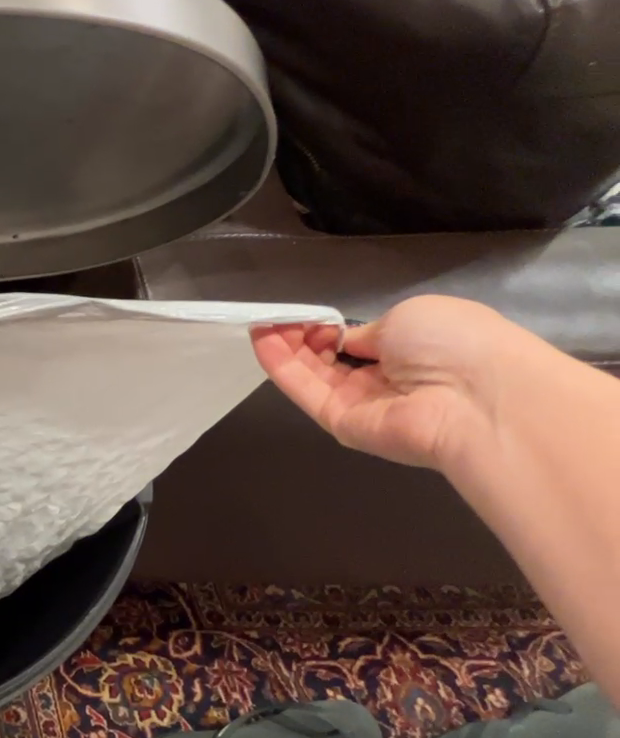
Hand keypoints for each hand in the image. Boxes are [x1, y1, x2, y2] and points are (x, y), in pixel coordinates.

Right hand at [252, 295, 538, 471]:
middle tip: (277, 317)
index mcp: (415, 351)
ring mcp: (360, 404)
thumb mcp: (412, 315)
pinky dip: (279, 365)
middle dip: (302, 336)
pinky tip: (261, 339)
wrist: (477, 399)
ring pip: (311, 373)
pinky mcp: (338, 422)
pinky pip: (303, 390)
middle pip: (330, 358)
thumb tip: (346, 341)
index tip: (309, 315)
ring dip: (284, 347)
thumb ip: (369, 329)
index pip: (360, 342)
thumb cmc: (458, 343)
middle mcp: (387, 380)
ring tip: (261, 323)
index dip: (331, 328)